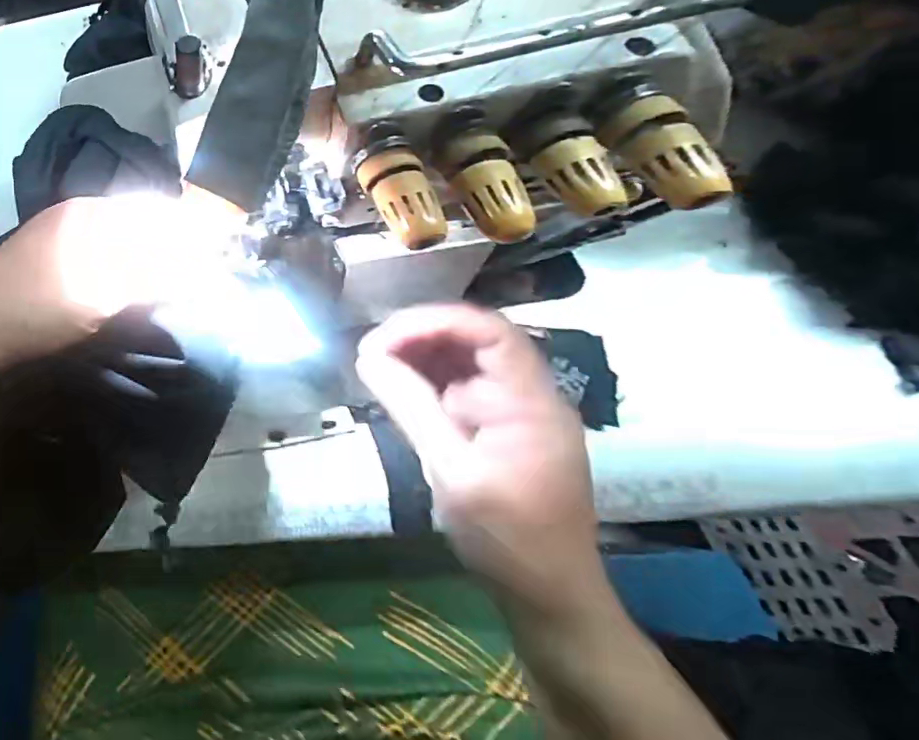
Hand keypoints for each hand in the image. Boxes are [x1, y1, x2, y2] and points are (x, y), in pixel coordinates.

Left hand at [0, 193, 232, 372]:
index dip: (184, 230)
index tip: (211, 255)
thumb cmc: (37, 308)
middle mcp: (70, 216)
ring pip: (112, 241)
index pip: (150, 209)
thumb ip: (150, 278)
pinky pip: (93, 256)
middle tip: (192, 275)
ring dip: (140, 260)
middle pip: (132, 223)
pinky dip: (116, 270)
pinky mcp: (41, 262)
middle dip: (164, 246)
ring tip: (164, 287)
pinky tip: (122, 293)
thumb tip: (194, 270)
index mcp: (87, 214)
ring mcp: (52, 237)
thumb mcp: (102, 294)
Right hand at [356, 305, 606, 616]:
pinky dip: (427, 378)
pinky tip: (398, 388)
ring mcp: (517, 410)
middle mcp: (530, 396)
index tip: (384, 337)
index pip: (489, 332)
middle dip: (419, 335)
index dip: (434, 321)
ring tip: (375, 365)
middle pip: (476, 338)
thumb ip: (411, 407)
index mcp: (532, 404)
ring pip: (466, 358)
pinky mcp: (501, 425)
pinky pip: (462, 384)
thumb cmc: (507, 539)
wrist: (550, 596)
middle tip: (370, 351)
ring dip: (419, 353)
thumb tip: (368, 355)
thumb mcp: (452, 473)